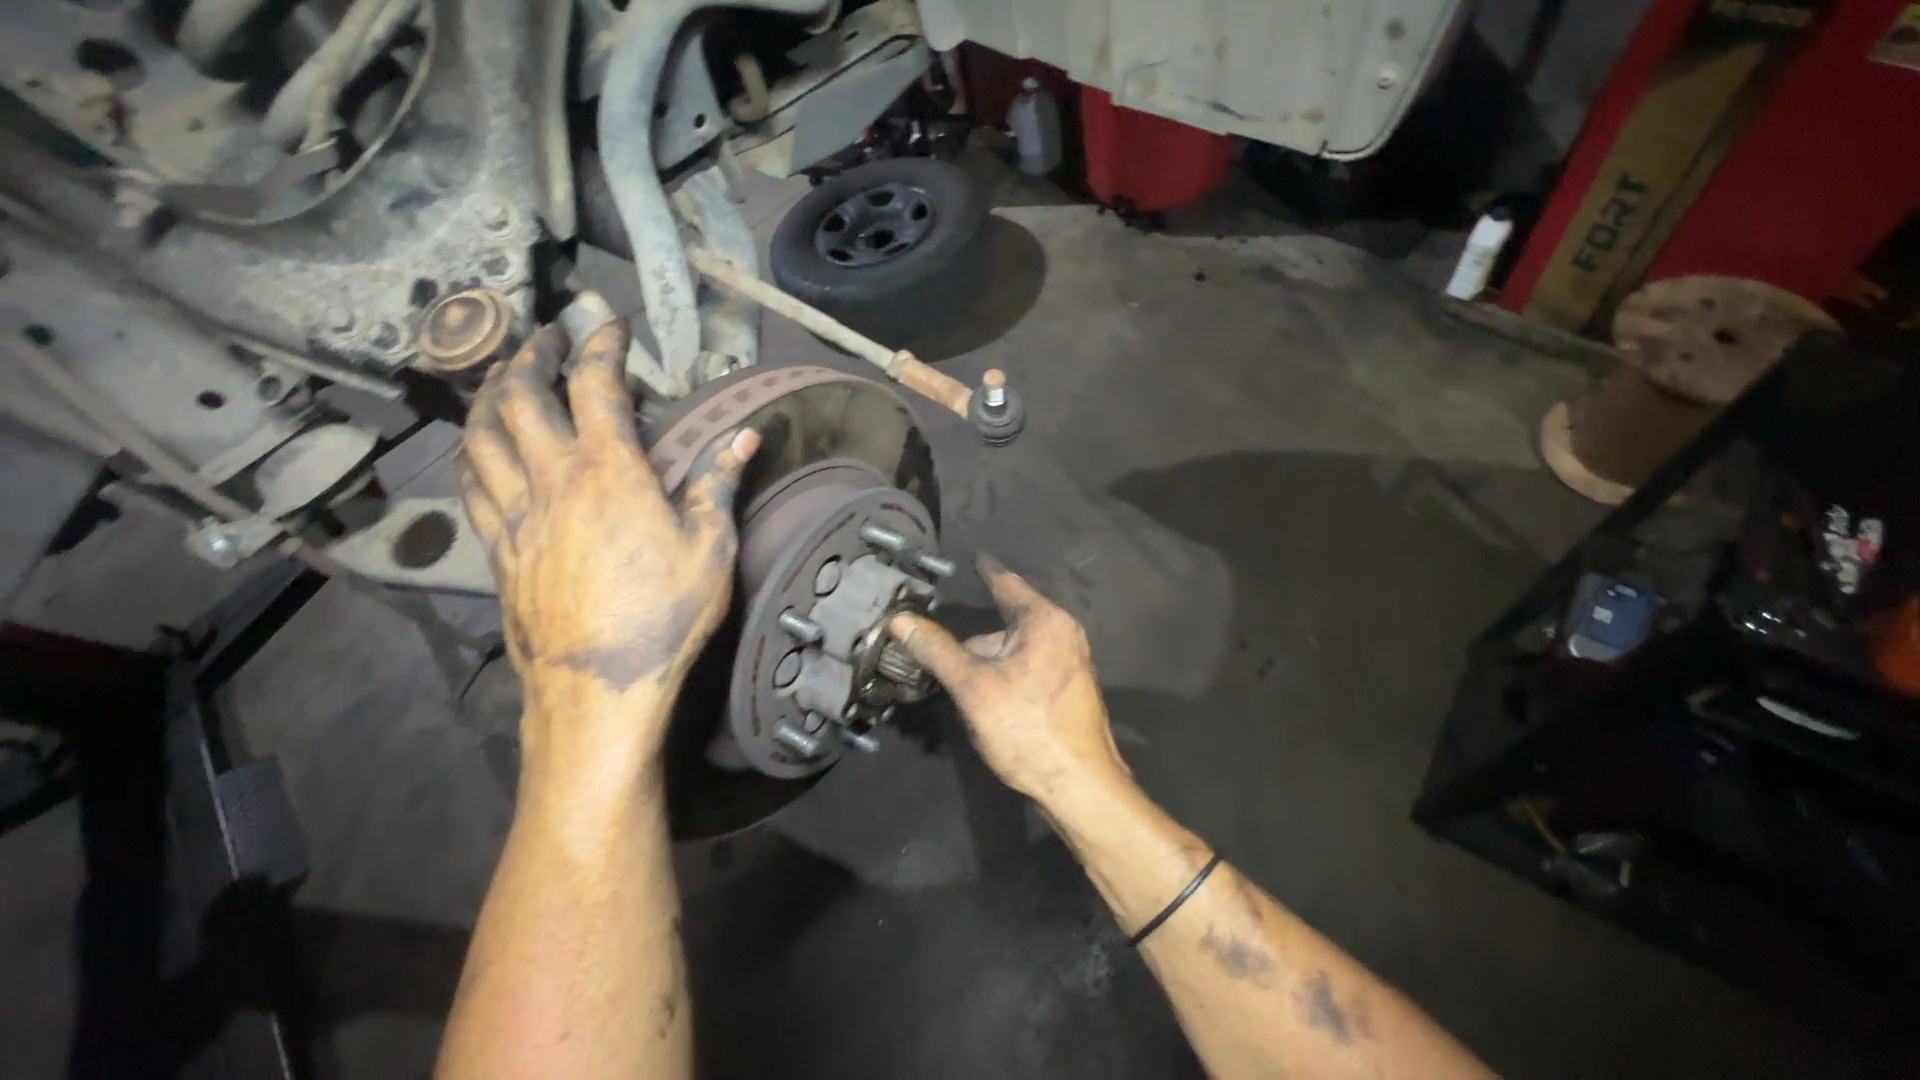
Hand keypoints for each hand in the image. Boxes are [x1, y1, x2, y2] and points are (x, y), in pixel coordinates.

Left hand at [461, 318, 758, 784]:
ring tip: (502, 378)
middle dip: (531, 354)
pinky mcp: (497, 549)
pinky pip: (471, 484)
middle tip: (545, 336)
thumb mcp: (711, 548)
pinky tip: (478, 450)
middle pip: (520, 395)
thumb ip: (719, 484)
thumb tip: (748, 435)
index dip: (602, 343)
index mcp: (609, 469)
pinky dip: (472, 452)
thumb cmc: (665, 614)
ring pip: (481, 434)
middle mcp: (552, 477)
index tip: (610, 321)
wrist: (599, 683)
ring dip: (488, 394)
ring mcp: (515, 513)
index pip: (597, 384)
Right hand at [888, 555, 1127, 806]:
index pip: (1006, 583)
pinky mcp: (1067, 690)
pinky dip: (1004, 678)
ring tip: (961, 689)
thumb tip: (899, 619)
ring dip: (987, 665)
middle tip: (938, 654)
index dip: (984, 571)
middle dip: (974, 642)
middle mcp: (1063, 633)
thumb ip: (936, 650)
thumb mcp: (972, 686)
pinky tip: (988, 706)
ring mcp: (1069, 663)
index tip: (970, 558)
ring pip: (1013, 652)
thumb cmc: (1027, 728)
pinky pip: (1027, 670)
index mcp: (1045, 621)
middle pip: (1004, 624)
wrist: (1078, 785)